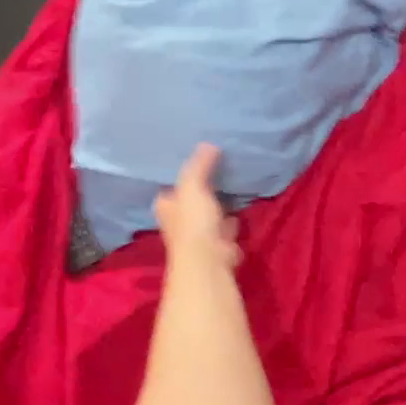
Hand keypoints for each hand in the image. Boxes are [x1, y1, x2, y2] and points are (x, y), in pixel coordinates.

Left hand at [153, 144, 240, 270]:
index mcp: (167, 207)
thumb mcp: (193, 186)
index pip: (168, 192)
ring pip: (206, 219)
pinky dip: (229, 226)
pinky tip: (238, 216)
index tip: (193, 170)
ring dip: (215, 212)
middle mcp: (177, 224)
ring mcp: (197, 238)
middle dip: (198, 197)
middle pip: (188, 206)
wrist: (209, 260)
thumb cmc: (194, 222)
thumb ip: (199, 166)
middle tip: (214, 179)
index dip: (177, 183)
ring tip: (230, 194)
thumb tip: (208, 144)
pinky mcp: (216, 249)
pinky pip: (223, 232)